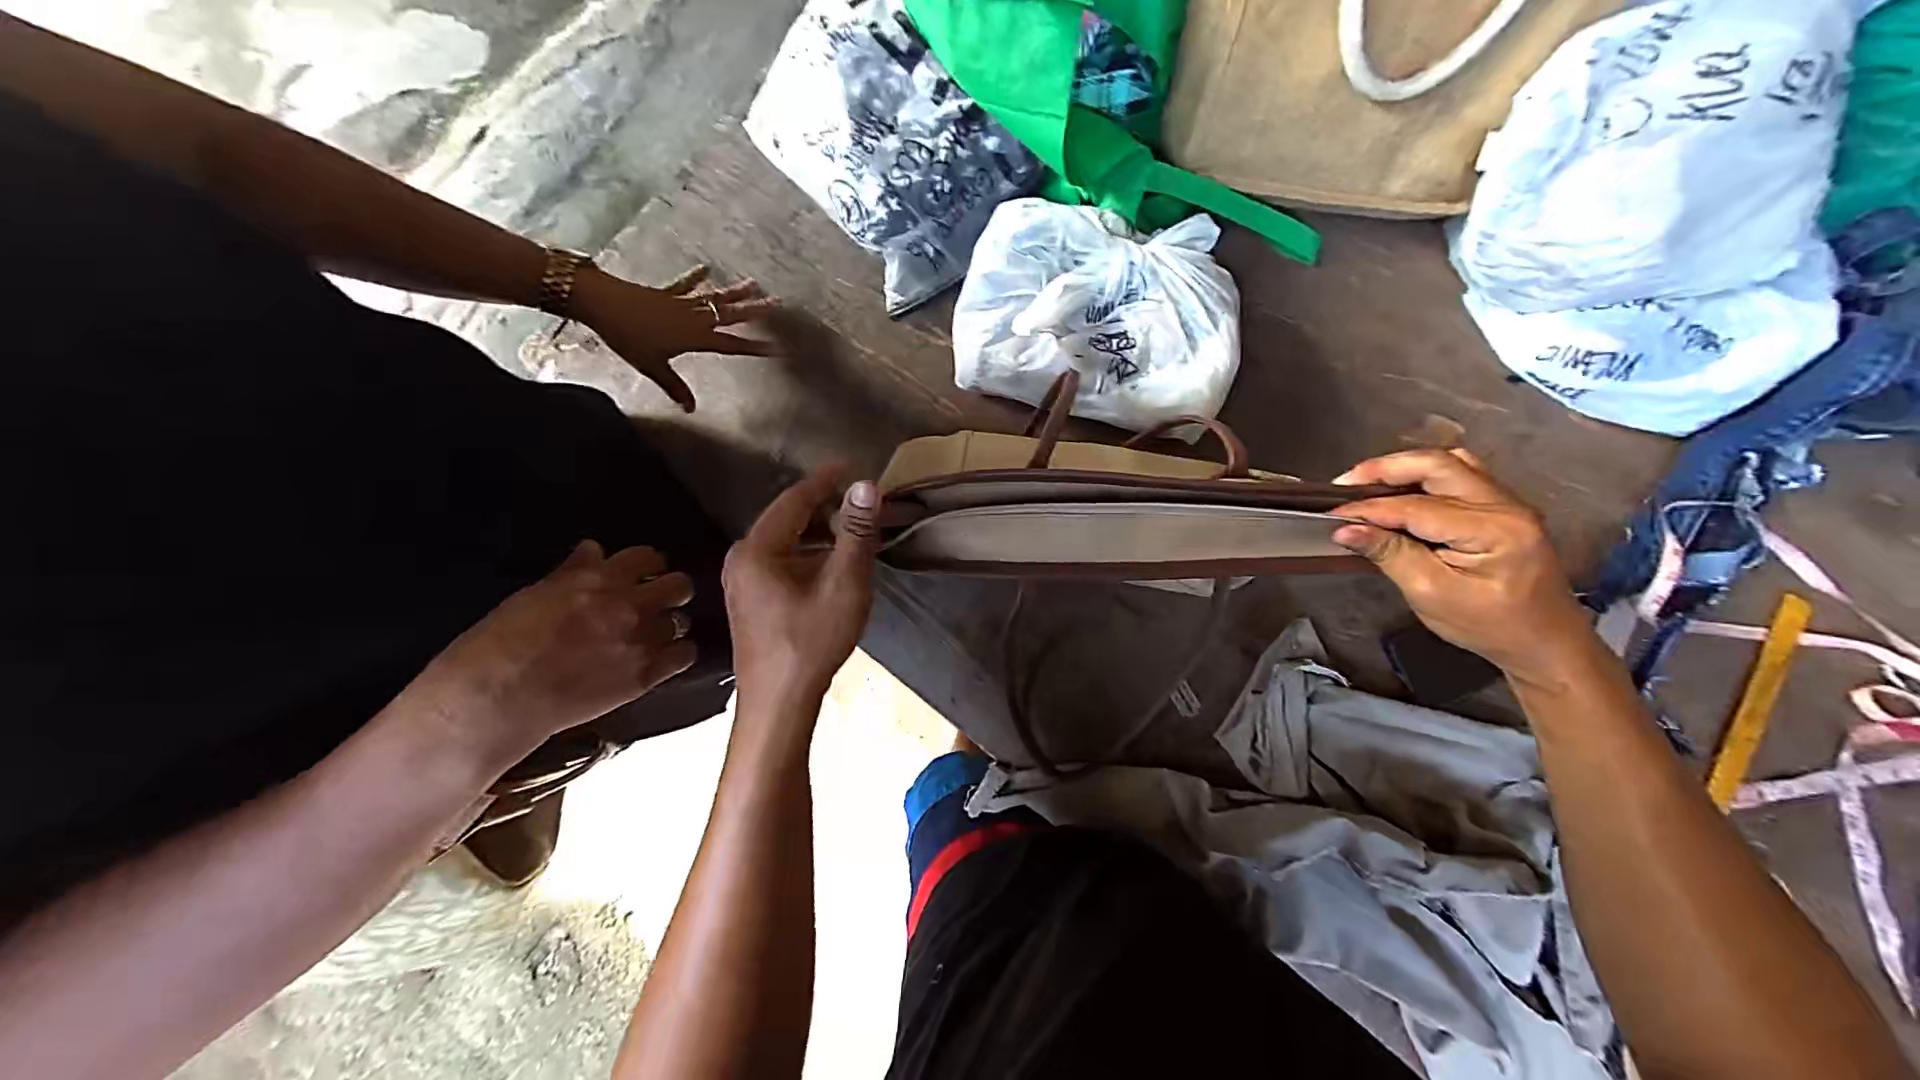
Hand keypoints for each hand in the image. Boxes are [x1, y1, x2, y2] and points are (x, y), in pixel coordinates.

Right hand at [403, 541, 698, 759]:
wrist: (498, 697)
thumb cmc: (501, 643)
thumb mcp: (536, 594)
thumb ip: (574, 572)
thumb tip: (593, 551)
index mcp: (600, 580)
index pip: (648, 557)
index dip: (649, 565)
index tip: (646, 573)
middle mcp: (630, 606)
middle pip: (680, 585)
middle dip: (671, 590)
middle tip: (659, 601)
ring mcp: (641, 641)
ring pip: (683, 621)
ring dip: (670, 624)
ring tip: (655, 633)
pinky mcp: (646, 675)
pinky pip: (685, 655)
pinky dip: (679, 653)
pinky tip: (666, 656)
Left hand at [572, 264, 777, 412]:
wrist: (601, 302)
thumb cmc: (627, 336)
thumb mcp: (652, 366)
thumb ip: (674, 387)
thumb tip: (691, 409)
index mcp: (695, 337)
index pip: (732, 345)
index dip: (756, 347)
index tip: (779, 347)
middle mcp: (694, 318)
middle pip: (731, 315)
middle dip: (756, 310)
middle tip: (778, 303)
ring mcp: (681, 303)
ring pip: (715, 298)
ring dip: (736, 292)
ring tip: (755, 283)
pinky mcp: (665, 294)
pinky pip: (685, 286)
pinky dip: (696, 278)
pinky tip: (706, 269)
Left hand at [723, 466, 880, 709]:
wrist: (779, 702)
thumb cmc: (811, 642)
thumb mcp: (843, 584)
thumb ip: (855, 533)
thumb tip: (866, 486)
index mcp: (757, 549)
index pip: (795, 498)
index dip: (827, 480)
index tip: (856, 467)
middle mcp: (742, 558)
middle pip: (788, 518)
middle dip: (826, 507)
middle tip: (863, 503)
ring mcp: (742, 580)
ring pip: (786, 542)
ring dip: (820, 534)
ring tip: (855, 533)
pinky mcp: (749, 599)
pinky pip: (781, 562)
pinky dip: (809, 556)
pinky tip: (834, 565)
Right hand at [1330, 449, 1598, 688]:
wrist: (1544, 642)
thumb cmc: (1488, 626)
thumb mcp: (1431, 594)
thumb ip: (1390, 554)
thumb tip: (1346, 530)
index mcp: (1493, 529)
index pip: (1415, 507)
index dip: (1368, 509)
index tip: (1331, 516)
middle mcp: (1505, 505)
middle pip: (1437, 465)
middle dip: (1385, 469)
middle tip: (1345, 485)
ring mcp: (1507, 503)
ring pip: (1450, 464)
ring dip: (1404, 468)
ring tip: (1367, 484)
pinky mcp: (1501, 508)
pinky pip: (1459, 476)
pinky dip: (1422, 477)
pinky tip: (1399, 492)